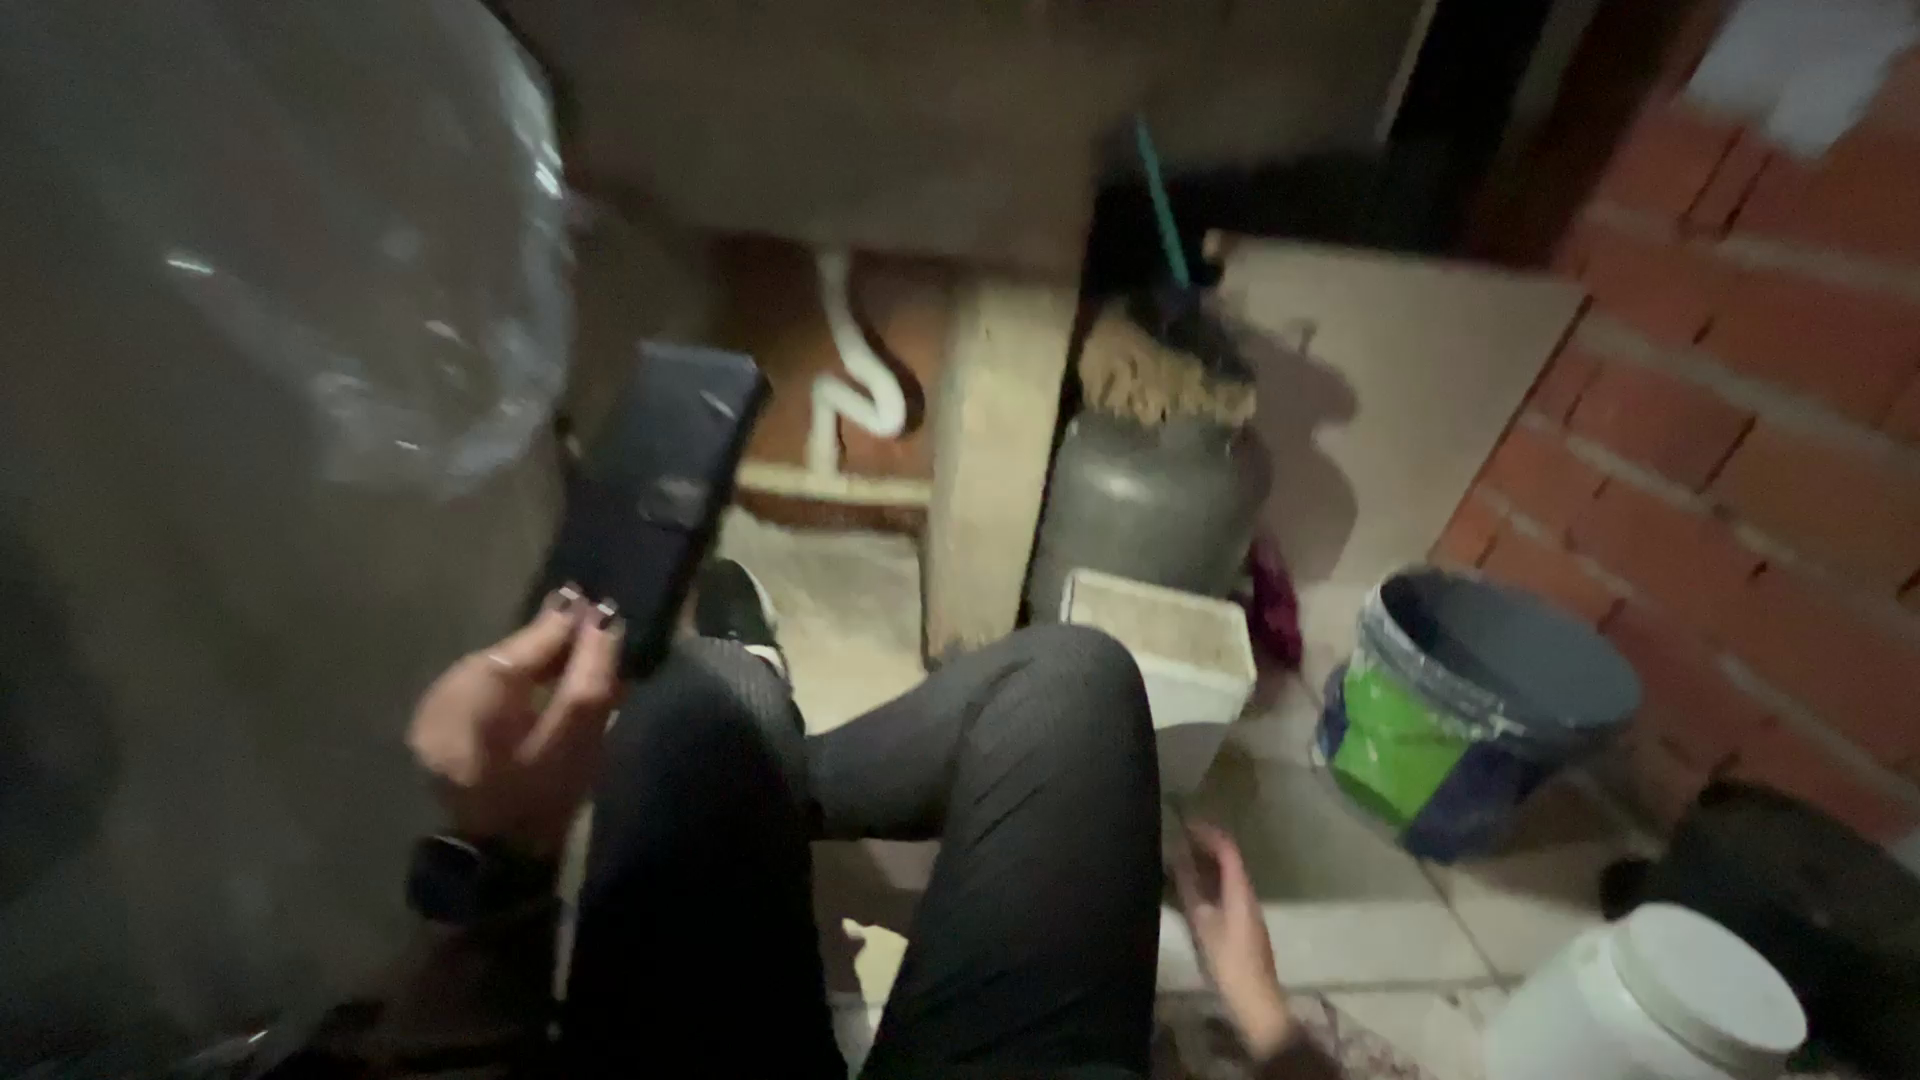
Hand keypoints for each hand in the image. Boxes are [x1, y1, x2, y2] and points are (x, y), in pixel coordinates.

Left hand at [406, 587, 624, 858]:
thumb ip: (592, 671)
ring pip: (493, 669)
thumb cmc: (549, 792)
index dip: (559, 625)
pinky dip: (513, 680)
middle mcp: (440, 701)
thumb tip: (604, 615)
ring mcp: (429, 715)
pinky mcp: (432, 726)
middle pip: (504, 655)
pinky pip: (481, 686)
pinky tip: (537, 687)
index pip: (521, 648)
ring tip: (570, 654)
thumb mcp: (582, 734)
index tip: (595, 604)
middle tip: (588, 625)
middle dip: (547, 641)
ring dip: (532, 660)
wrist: (505, 850)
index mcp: (472, 706)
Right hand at [1171, 821, 1294, 1059]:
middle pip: (1229, 860)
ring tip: (1178, 857)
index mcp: (1241, 890)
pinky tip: (1189, 888)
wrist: (1256, 1003)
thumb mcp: (1202, 921)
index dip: (1207, 832)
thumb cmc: (1228, 960)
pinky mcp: (1242, 925)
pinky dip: (1207, 881)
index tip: (1184, 822)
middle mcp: (1247, 894)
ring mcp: (1246, 911)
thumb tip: (1176, 854)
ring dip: (1205, 863)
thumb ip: (1189, 885)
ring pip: (1226, 876)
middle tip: (1177, 837)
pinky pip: (1224, 891)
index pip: (1227, 848)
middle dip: (1204, 845)